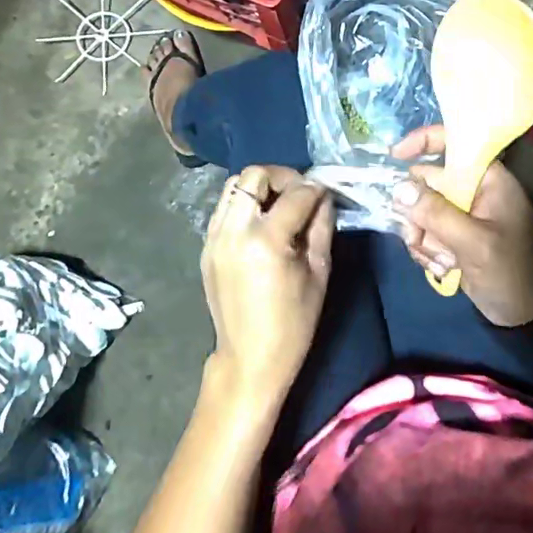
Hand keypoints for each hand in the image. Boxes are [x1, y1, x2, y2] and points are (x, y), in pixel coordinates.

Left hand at [200, 165, 333, 407]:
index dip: (316, 189)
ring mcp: (214, 238)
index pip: (295, 193)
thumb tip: (324, 195)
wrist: (250, 358)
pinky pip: (224, 208)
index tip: (327, 195)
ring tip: (279, 207)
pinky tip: (262, 224)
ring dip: (260, 188)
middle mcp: (234, 232)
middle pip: (254, 175)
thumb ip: (322, 225)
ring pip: (234, 186)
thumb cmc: (294, 321)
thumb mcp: (319, 271)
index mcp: (265, 241)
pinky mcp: (206, 246)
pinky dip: (244, 204)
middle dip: (283, 177)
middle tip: (300, 195)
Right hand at [391, 126, 532, 326]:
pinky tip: (442, 270)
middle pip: (427, 183)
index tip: (392, 156)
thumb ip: (437, 213)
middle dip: (416, 212)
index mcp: (488, 179)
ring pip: (423, 212)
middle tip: (415, 238)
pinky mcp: (457, 238)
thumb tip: (399, 187)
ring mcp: (465, 215)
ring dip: (422, 238)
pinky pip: (428, 233)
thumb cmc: (511, 271)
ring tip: (439, 263)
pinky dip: (428, 251)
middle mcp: (474, 190)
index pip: (453, 143)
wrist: (529, 314)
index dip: (423, 142)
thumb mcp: (474, 243)